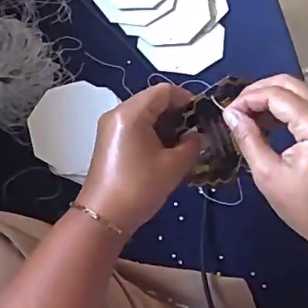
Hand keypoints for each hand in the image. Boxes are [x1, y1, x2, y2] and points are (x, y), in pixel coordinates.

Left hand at [75, 82, 199, 232]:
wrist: (104, 216)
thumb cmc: (140, 187)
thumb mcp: (174, 165)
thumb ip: (191, 144)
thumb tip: (198, 135)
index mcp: (131, 113)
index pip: (163, 91)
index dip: (186, 98)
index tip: (203, 115)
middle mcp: (117, 113)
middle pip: (152, 99)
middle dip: (176, 112)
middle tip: (196, 131)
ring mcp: (110, 126)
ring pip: (143, 113)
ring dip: (165, 123)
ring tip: (184, 143)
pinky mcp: (108, 140)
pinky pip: (134, 125)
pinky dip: (152, 131)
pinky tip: (165, 149)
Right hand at [223, 75, 307, 256]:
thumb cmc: (307, 209)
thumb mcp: (268, 175)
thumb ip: (249, 139)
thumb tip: (230, 114)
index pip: (277, 95)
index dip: (248, 99)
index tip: (227, 114)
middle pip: (290, 84)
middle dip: (258, 91)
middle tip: (235, 110)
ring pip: (299, 92)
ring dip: (270, 98)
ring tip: (246, 116)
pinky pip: (306, 106)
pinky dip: (283, 108)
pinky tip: (265, 123)